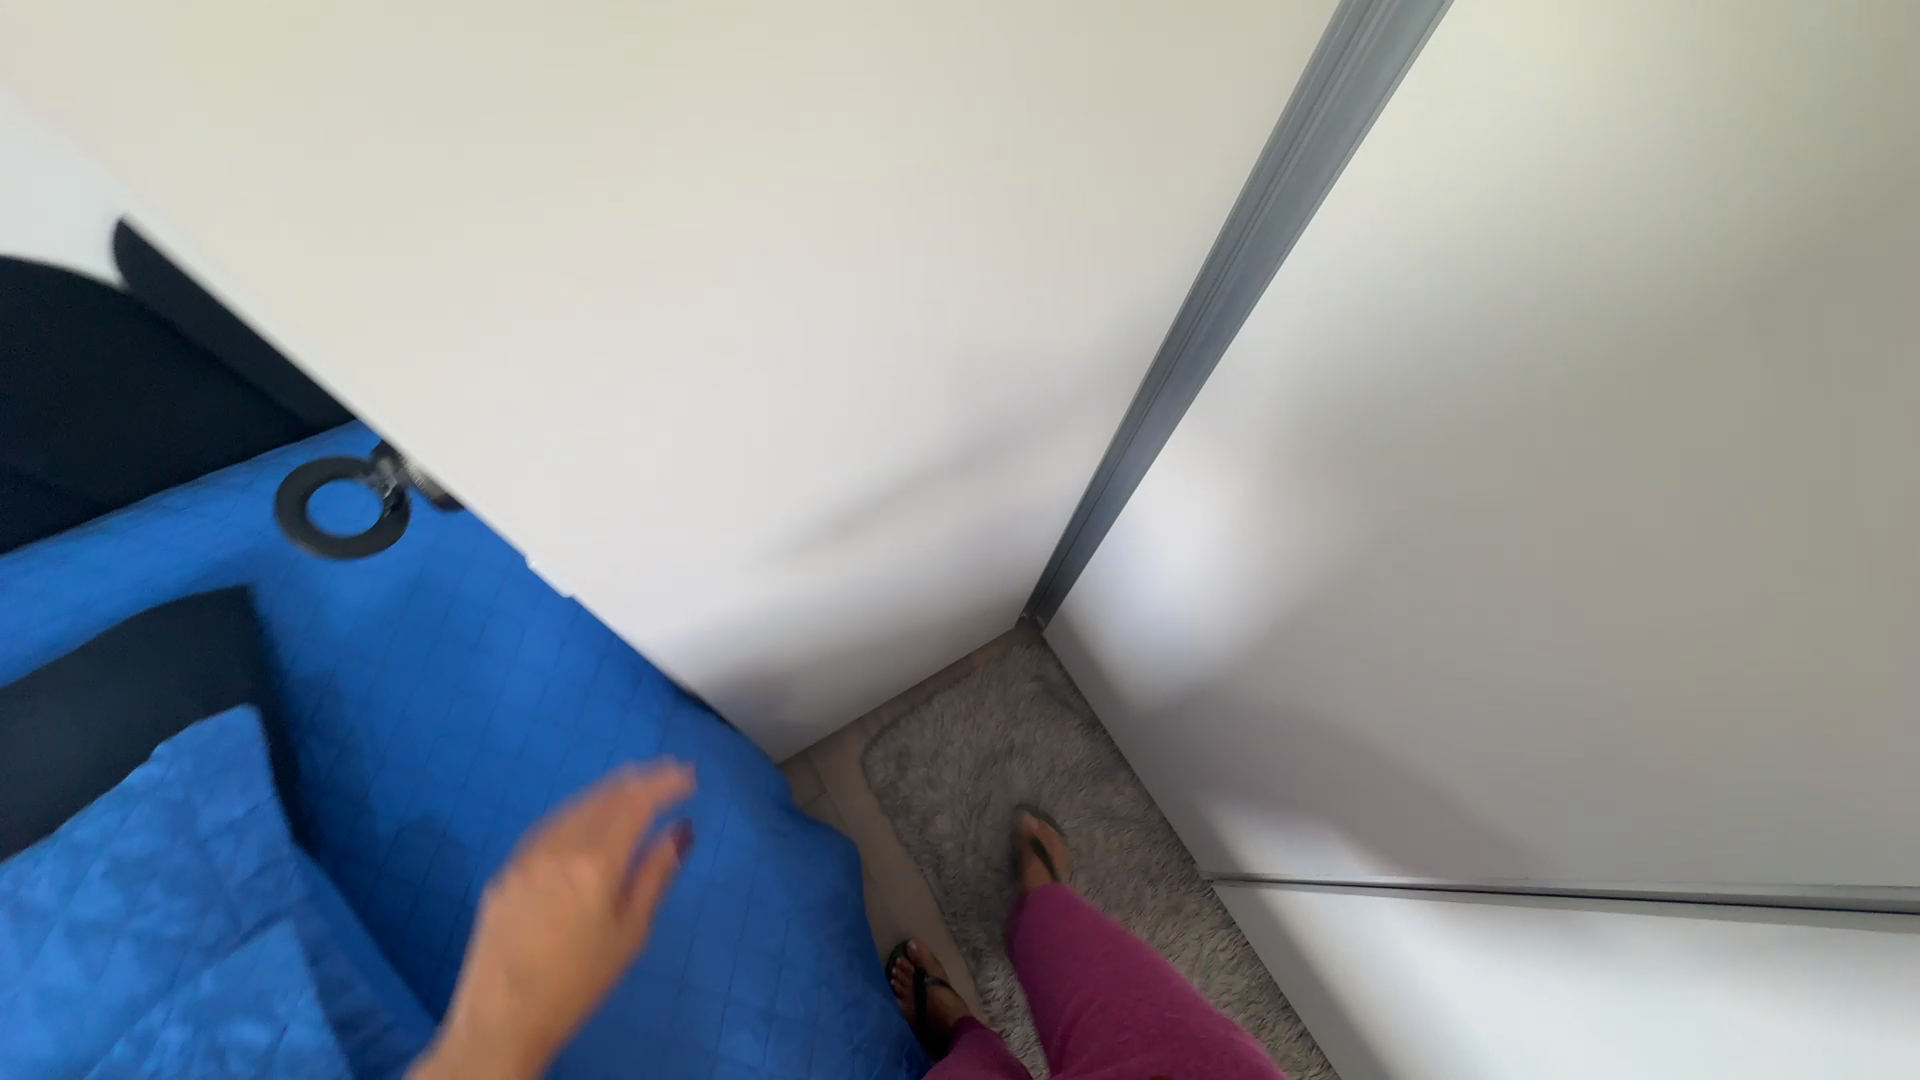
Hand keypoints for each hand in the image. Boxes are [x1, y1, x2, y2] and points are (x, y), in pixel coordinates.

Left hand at [409, 761, 696, 1079]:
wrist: (498, 1025)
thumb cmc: (578, 982)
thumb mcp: (632, 931)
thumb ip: (657, 873)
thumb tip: (680, 830)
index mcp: (596, 862)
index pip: (637, 803)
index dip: (665, 783)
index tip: (689, 777)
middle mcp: (560, 848)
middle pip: (606, 796)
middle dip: (641, 779)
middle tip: (670, 773)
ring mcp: (527, 857)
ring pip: (576, 805)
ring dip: (610, 789)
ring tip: (635, 785)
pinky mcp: (507, 872)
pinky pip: (551, 825)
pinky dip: (580, 809)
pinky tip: (588, 816)